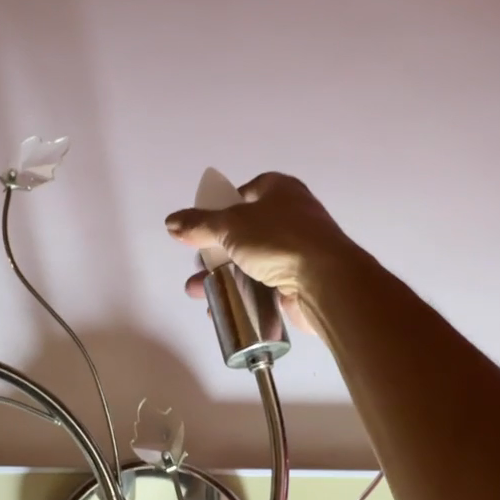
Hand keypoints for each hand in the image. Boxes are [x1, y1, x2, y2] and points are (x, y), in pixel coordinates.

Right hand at [164, 172, 360, 334]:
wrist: (327, 282)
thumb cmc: (279, 240)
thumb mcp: (230, 225)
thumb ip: (199, 224)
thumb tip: (171, 222)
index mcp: (280, 191)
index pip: (245, 192)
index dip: (222, 208)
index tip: (202, 228)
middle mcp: (292, 216)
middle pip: (243, 232)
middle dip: (215, 252)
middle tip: (198, 266)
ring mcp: (298, 251)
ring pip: (251, 262)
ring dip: (223, 278)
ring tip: (200, 293)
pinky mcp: (299, 281)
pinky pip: (264, 286)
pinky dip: (242, 295)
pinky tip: (222, 309)